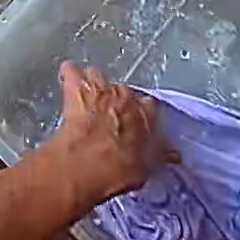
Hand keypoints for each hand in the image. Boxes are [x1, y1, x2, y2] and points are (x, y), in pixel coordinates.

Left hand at [45, 61, 176, 203]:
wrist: (87, 161)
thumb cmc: (119, 170)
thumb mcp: (146, 168)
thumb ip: (157, 154)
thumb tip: (172, 154)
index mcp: (145, 113)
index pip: (150, 106)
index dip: (141, 114)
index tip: (135, 123)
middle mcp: (124, 95)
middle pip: (122, 90)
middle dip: (116, 100)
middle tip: (109, 116)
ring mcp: (99, 87)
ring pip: (97, 75)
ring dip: (93, 85)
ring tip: (87, 100)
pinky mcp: (75, 85)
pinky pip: (70, 70)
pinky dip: (69, 75)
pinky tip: (67, 83)